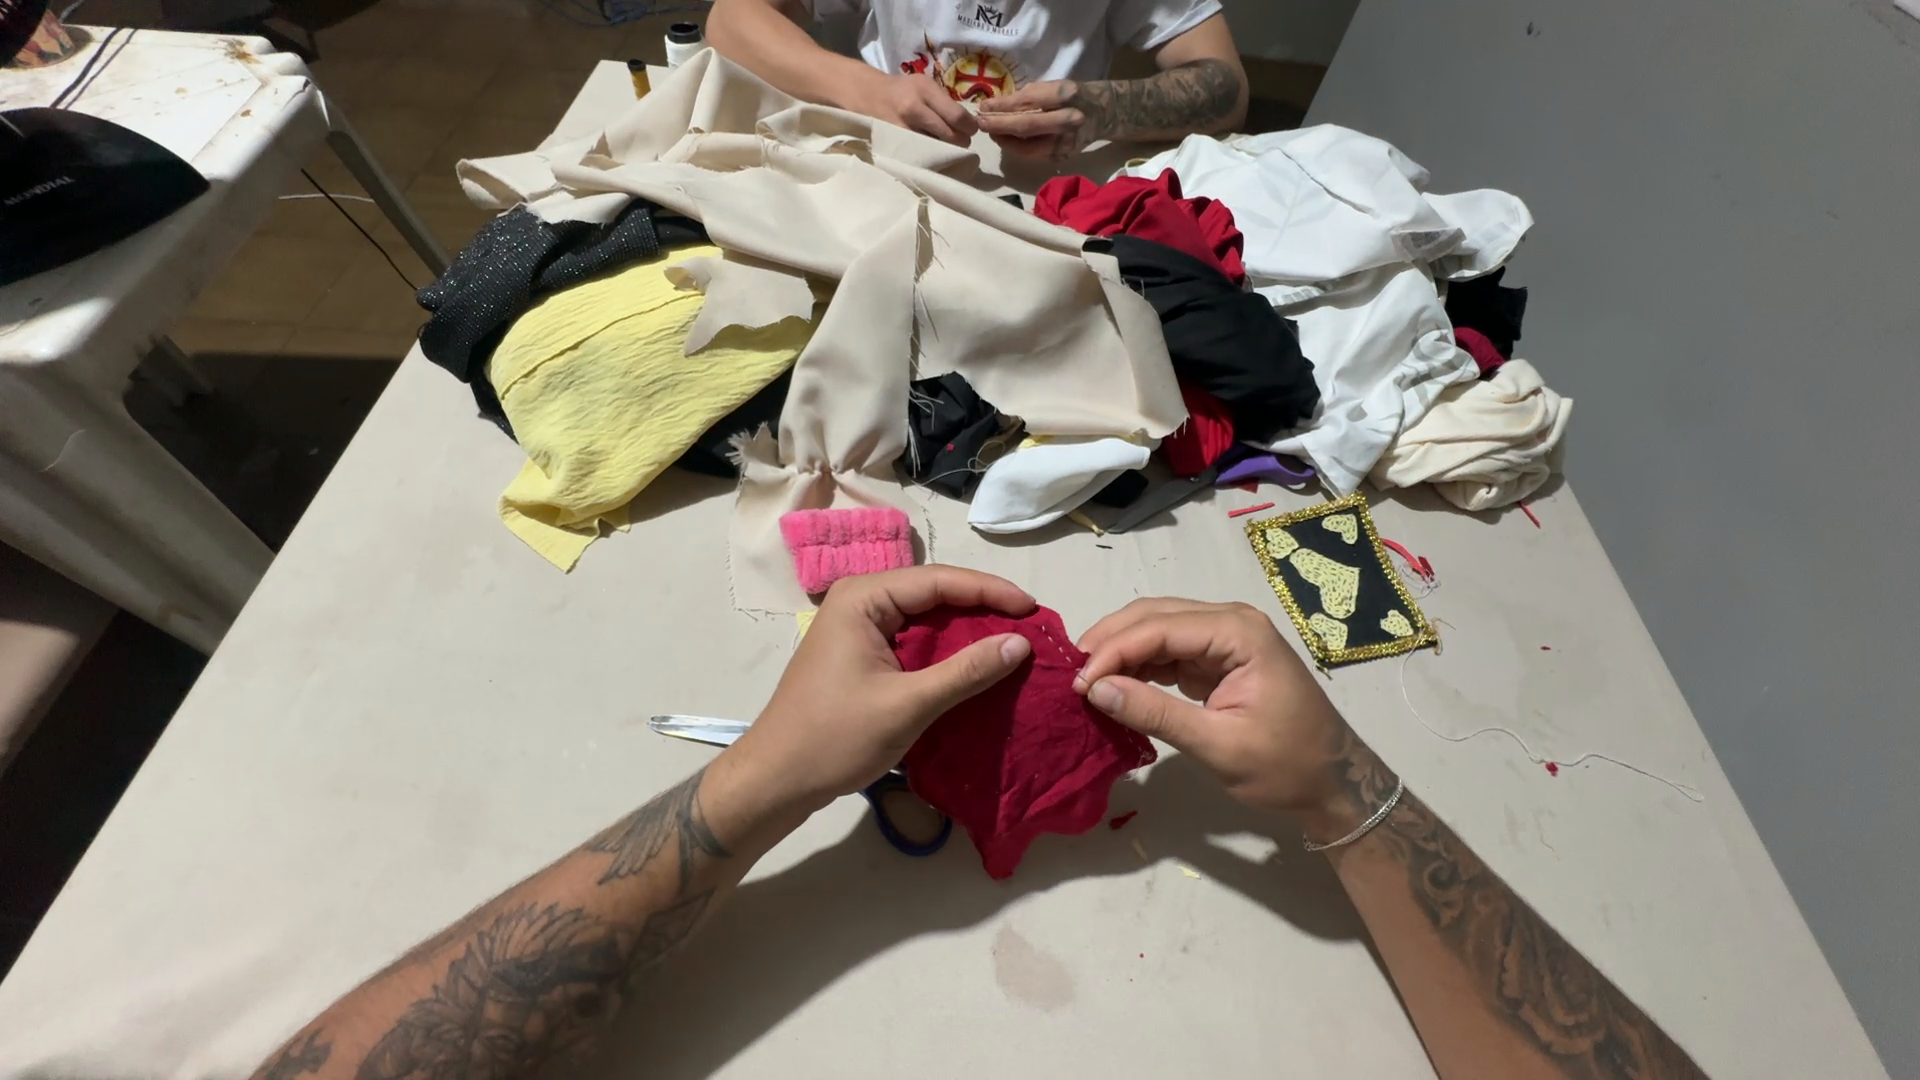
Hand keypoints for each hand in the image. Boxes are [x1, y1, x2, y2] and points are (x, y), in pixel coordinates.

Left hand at [728, 565, 1034, 813]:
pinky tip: (975, 662)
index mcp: (863, 598)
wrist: (777, 779)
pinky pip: (913, 639)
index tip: (1032, 607)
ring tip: (1011, 639)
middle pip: (932, 592)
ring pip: (925, 617)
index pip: (938, 580)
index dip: (989, 591)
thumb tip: (1020, 643)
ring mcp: (858, 626)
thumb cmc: (835, 737)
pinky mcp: (862, 652)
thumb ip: (966, 671)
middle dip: (981, 606)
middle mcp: (860, 601)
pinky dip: (946, 649)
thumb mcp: (908, 704)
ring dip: (966, 628)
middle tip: (1028, 623)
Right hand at [850, 72, 979, 145]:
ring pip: (937, 149)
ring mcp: (902, 129)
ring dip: (946, 151)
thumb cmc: (899, 91)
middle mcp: (914, 108)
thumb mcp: (922, 85)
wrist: (865, 94)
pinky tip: (930, 154)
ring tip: (945, 147)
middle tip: (961, 142)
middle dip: (961, 142)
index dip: (969, 128)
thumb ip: (942, 102)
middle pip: (950, 136)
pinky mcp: (895, 144)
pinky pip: (921, 156)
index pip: (958, 116)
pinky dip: (930, 157)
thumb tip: (967, 123)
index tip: (971, 131)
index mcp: (925, 89)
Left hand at [975, 80, 1088, 159]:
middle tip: (980, 123)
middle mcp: (1067, 119)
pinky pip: (1033, 155)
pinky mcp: (1062, 156)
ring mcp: (1066, 142)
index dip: (1003, 106)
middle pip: (1026, 126)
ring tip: (990, 132)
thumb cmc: (1074, 96)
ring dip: (1004, 140)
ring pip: (1027, 145)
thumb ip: (1030, 96)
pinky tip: (1005, 141)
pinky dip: (1016, 148)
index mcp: (1066, 95)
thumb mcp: (1055, 86)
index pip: (1028, 102)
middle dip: (999, 125)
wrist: (1103, 114)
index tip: (983, 106)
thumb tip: (998, 105)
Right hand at [1073, 599, 1351, 818]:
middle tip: (1072, 675)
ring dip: (1120, 651)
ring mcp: (1223, 637)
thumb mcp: (1219, 745)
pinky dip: (1137, 664)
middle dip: (1110, 642)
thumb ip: (1155, 714)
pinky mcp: (1215, 657)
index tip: (1078, 683)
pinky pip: (1166, 650)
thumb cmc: (1286, 766)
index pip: (1160, 627)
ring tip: (1086, 680)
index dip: (1114, 651)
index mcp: (1239, 632)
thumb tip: (1095, 690)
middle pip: (1153, 616)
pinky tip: (1114, 683)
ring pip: (1156, 628)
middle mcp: (1229, 621)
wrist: (1335, 784)